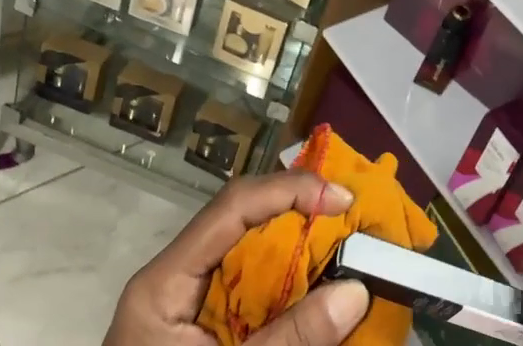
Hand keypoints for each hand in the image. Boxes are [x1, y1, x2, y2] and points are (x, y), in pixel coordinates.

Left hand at [104, 171, 371, 345]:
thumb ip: (286, 339)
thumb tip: (357, 292)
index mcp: (164, 282)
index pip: (233, 207)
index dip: (290, 191)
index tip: (343, 199)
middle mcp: (180, 281)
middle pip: (247, 225)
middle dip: (304, 216)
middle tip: (357, 220)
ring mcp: (195, 308)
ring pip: (258, 258)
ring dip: (305, 254)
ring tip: (352, 253)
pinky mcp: (214, 331)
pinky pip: (259, 295)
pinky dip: (294, 293)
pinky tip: (325, 299)